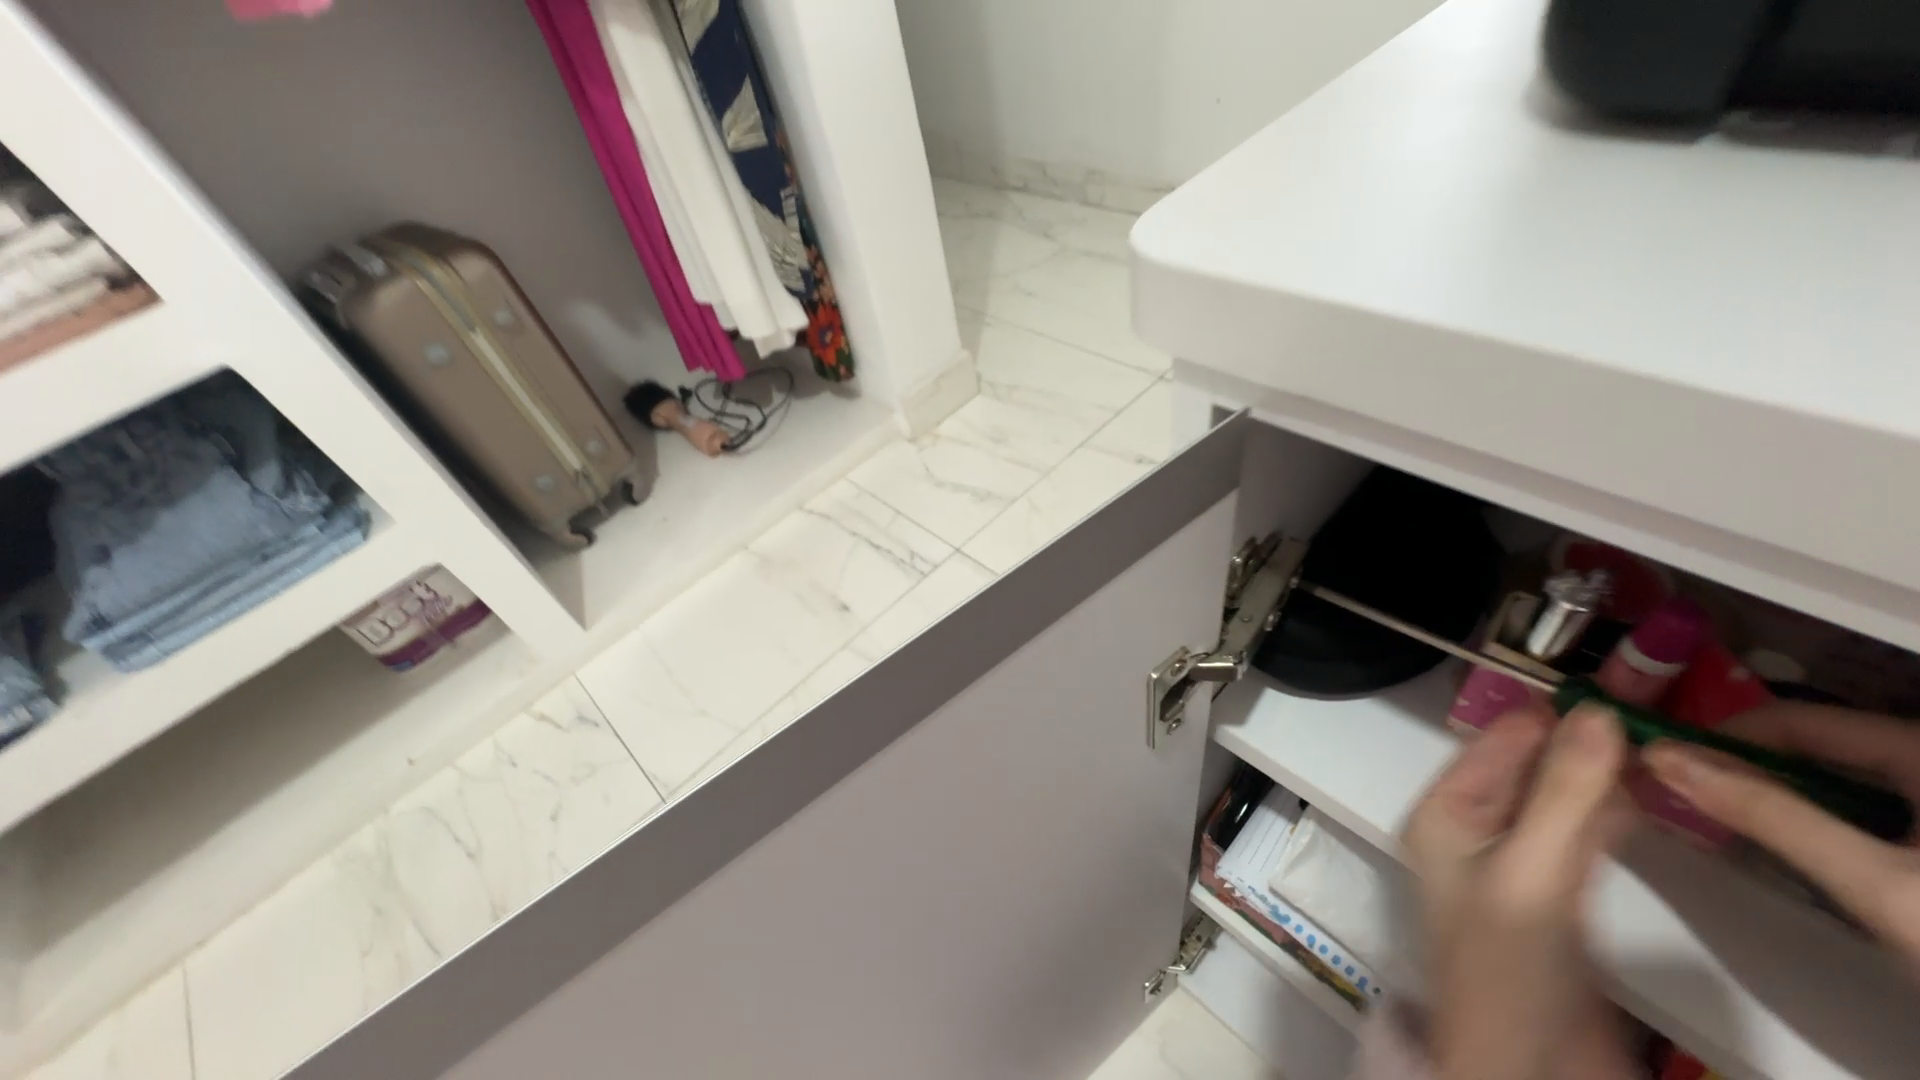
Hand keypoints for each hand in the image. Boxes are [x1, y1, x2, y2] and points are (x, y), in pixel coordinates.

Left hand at [1405, 704, 1639, 1079]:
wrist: (1525, 1061)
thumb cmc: (1506, 963)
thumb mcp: (1531, 871)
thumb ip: (1563, 793)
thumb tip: (1595, 711)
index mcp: (1442, 811)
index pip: (1495, 741)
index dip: (1549, 710)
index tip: (1612, 682)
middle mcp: (1470, 824)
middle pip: (1528, 764)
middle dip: (1579, 737)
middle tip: (1647, 705)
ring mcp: (1512, 855)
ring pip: (1558, 794)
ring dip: (1599, 771)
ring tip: (1656, 741)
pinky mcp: (1552, 887)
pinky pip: (1580, 830)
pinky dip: (1610, 809)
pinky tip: (1649, 792)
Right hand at [1645, 704, 1919, 963]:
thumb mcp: (1879, 885)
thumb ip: (1770, 817)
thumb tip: (1666, 760)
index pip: (1799, 720)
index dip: (1723, 735)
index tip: (1661, 762)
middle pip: (1821, 749)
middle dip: (1746, 767)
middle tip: (1684, 795)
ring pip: (1845, 784)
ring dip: (1779, 797)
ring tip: (1729, 824)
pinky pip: (1873, 814)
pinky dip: (1822, 824)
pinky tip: (1803, 853)